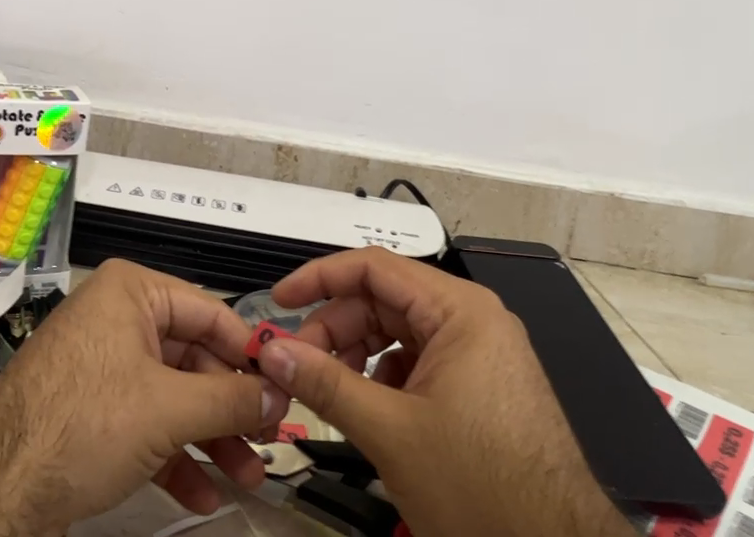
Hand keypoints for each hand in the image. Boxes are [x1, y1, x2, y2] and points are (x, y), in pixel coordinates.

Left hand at [0, 259, 288, 536]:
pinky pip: (145, 424)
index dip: (250, 354)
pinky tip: (202, 493)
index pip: (210, 313)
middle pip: (193, 360)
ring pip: (172, 397)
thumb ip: (231, 399)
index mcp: (131, 293)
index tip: (286, 387)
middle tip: (269, 441)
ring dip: (210, 439)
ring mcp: (100, 366)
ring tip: (246, 476)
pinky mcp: (89, 410)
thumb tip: (278, 395)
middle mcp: (116, 320)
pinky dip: (174, 457)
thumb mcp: (169, 409)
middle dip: (230, 409)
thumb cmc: (80, 424)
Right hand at [257, 248, 631, 536]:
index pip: (374, 267)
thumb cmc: (480, 487)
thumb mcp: (389, 431)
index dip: (319, 279)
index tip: (279, 302)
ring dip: (356, 355)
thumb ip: (324, 383)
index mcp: (459, 310)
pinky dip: (383, 377)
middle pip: (384, 300)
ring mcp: (481, 352)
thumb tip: (272, 351)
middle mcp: (473, 319)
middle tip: (296, 365)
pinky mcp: (481, 385)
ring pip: (399, 332)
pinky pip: (419, 360)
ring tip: (328, 391)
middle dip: (335, 328)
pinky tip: (368, 409)